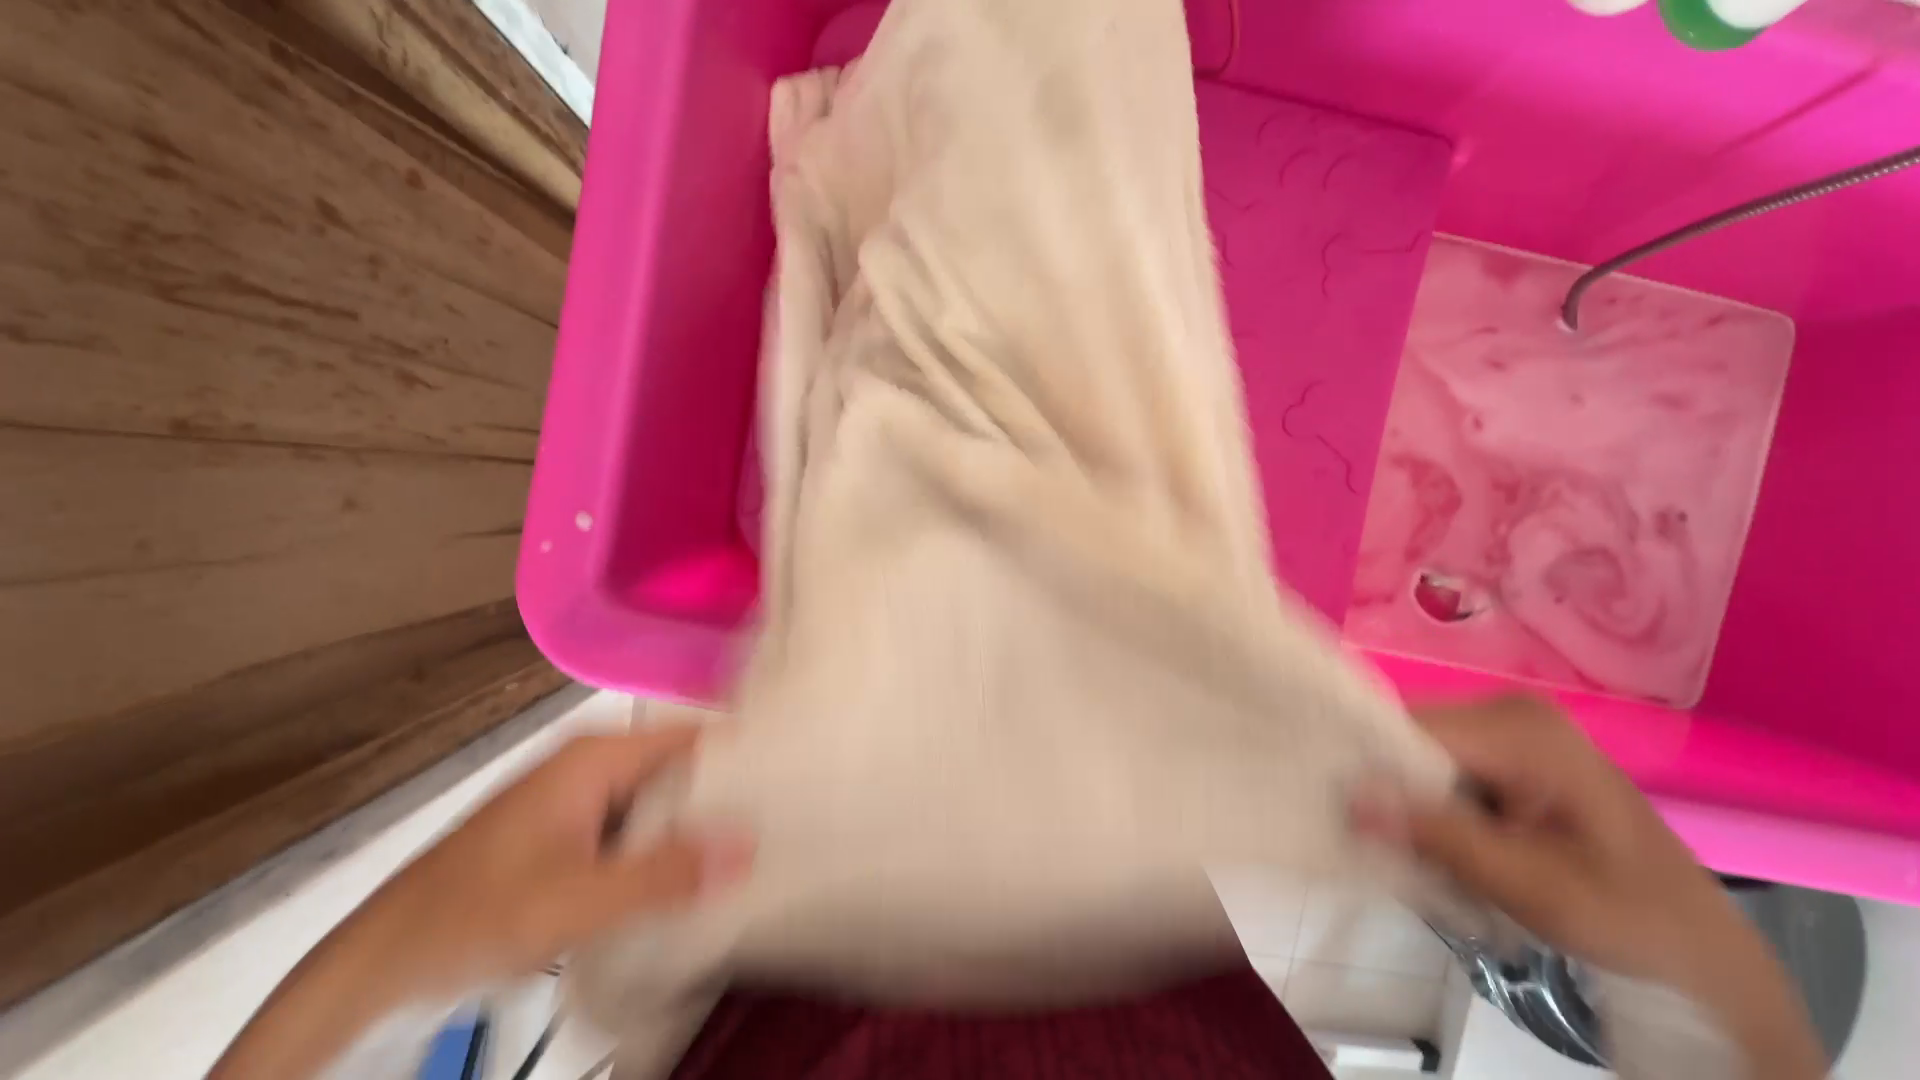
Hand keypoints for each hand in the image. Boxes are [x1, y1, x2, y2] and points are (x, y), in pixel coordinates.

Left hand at [359, 726, 753, 998]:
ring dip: (696, 833)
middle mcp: (590, 770)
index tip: (797, 780)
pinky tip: (694, 887)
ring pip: (658, 808)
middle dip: (727, 800)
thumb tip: (749, 846)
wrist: (380, 969)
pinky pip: (635, 838)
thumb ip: (662, 874)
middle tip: (790, 828)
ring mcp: (577, 807)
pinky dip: (664, 857)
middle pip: (679, 772)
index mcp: (594, 758)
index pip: (692, 736)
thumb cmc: (472, 918)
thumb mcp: (573, 900)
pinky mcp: (568, 843)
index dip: (744, 753)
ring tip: (759, 857)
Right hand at [1352, 697, 1822, 1078]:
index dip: (1364, 764)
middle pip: (1406, 736)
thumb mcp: (1531, 885)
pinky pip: (1436, 766)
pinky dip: (1423, 805)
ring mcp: (1507, 731)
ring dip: (1400, 800)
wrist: (1694, 946)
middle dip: (1382, 786)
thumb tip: (1349, 796)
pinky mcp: (1504, 754)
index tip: (1327, 806)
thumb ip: (1440, 835)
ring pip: (1414, 753)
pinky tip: (1427, 841)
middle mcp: (1509, 713)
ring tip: (1397, 847)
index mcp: (1522, 730)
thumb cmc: (1627, 916)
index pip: (1409, 729)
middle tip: (1366, 840)